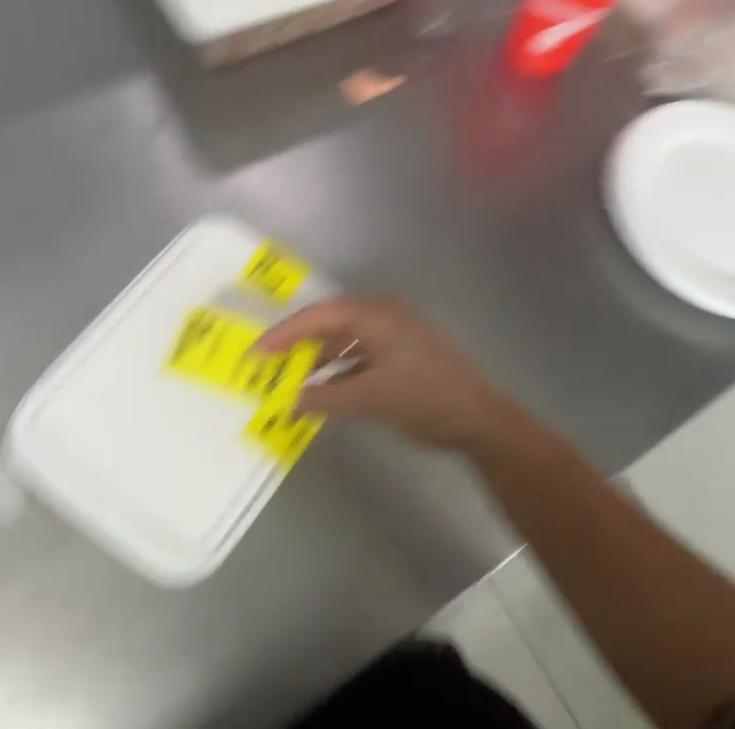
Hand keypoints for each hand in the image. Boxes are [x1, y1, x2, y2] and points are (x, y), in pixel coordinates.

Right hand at [258, 298, 522, 450]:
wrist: (479, 419)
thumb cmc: (424, 399)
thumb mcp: (370, 399)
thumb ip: (325, 397)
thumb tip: (289, 399)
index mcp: (376, 315)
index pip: (319, 315)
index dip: (284, 333)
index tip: (255, 352)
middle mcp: (385, 316)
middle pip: (331, 323)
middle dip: (298, 344)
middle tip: (267, 364)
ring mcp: (396, 334)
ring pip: (346, 340)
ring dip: (319, 360)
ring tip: (290, 381)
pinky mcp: (404, 353)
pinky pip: (361, 354)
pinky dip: (340, 370)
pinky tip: (325, 390)